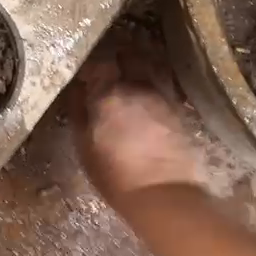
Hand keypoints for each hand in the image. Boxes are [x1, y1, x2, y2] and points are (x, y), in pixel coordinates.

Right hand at [71, 48, 201, 209]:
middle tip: (109, 67)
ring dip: (138, 68)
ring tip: (129, 76)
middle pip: (129, 58)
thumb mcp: (84, 146)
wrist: (164, 197)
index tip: (85, 72)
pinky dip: (153, 86)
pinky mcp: (178, 112)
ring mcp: (161, 98)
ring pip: (149, 70)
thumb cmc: (114, 175)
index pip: (99, 63)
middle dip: (119, 58)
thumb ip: (78, 113)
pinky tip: (146, 97)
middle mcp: (136, 89)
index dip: (91, 64)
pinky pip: (162, 87)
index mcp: (107, 95)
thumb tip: (76, 90)